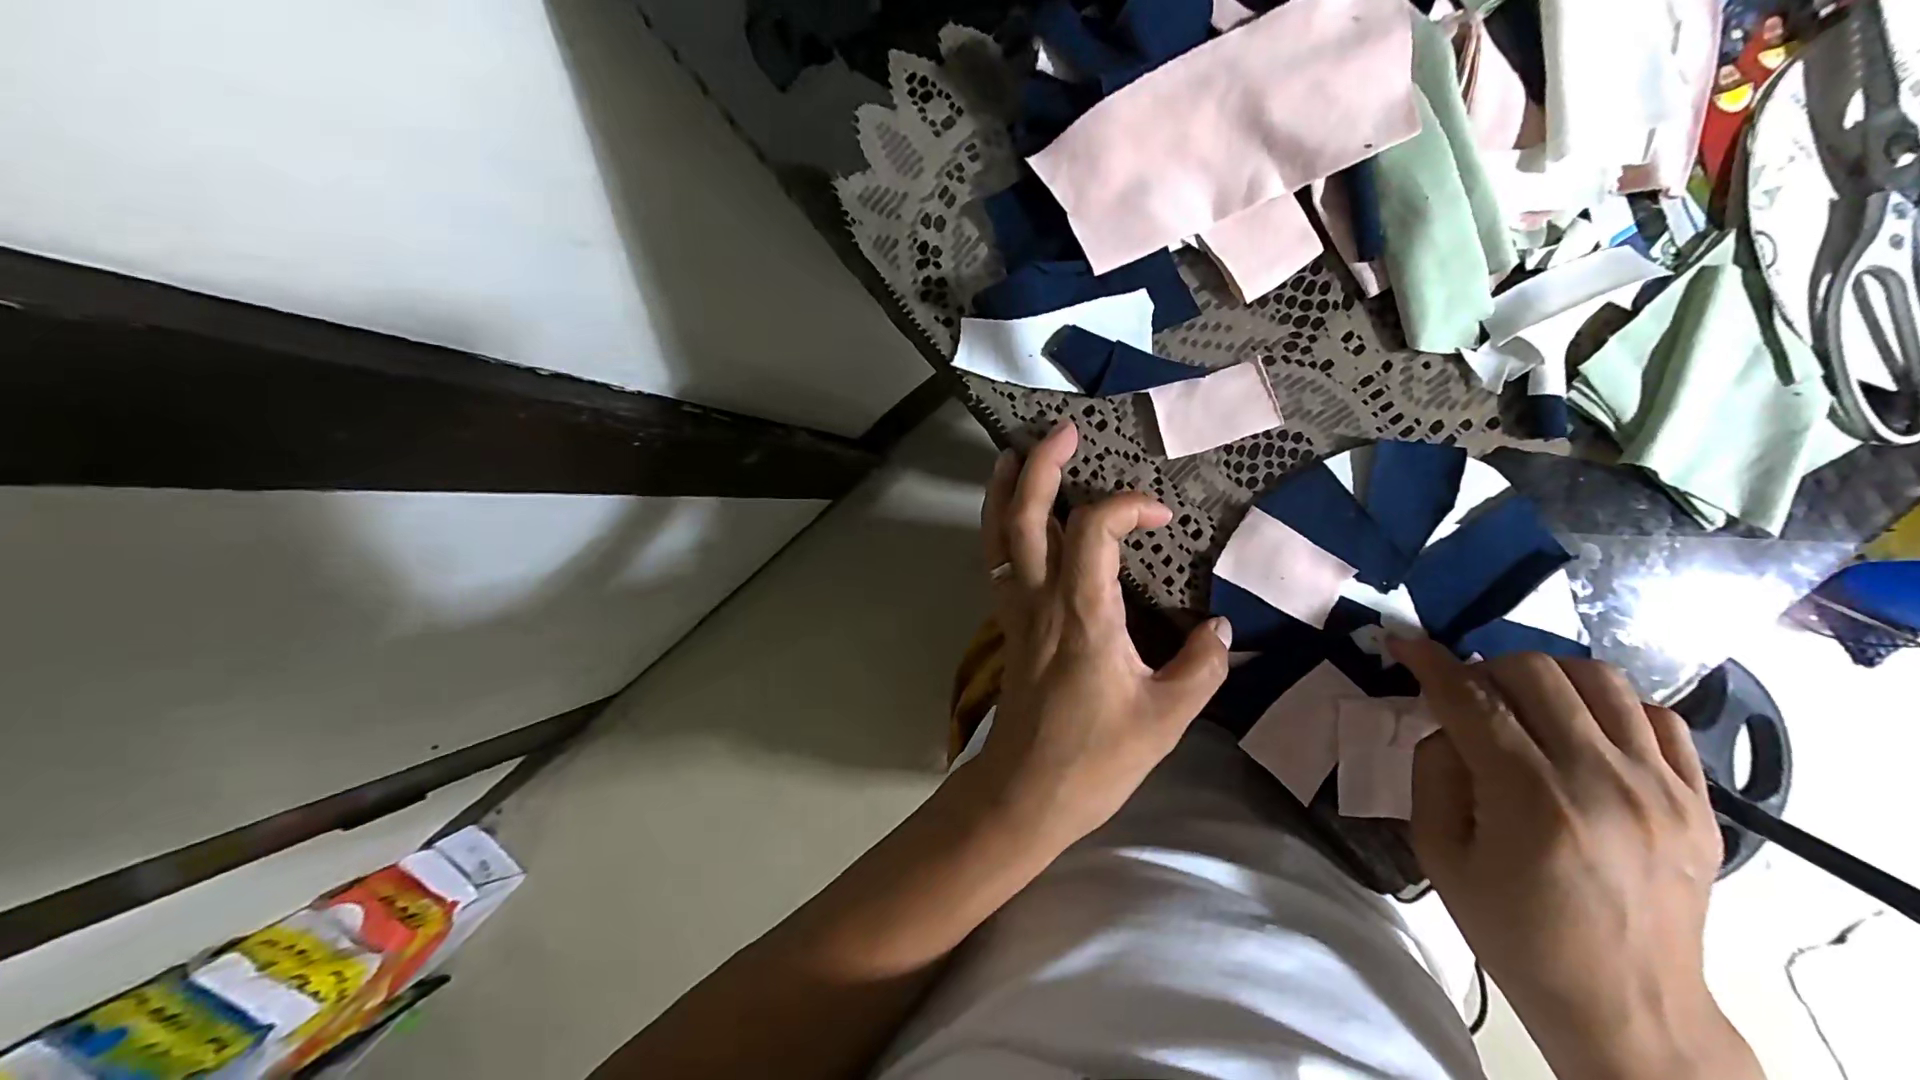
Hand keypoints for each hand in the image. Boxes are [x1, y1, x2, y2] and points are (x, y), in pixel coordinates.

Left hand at [970, 419, 1231, 845]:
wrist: (1026, 792)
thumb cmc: (1095, 757)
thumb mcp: (1166, 716)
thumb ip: (1201, 665)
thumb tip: (1220, 628)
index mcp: (1082, 612)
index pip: (1094, 529)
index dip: (1125, 506)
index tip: (1159, 515)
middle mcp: (1040, 599)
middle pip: (1025, 517)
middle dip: (1039, 467)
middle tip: (1059, 432)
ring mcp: (1016, 611)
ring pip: (998, 536)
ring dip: (1004, 490)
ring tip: (1014, 455)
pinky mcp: (1009, 626)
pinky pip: (998, 561)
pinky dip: (1001, 528)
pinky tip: (1012, 518)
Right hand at [1395, 640, 1761, 1079]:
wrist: (1626, 1003)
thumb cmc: (1513, 931)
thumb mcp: (1439, 853)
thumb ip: (1434, 773)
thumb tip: (1448, 724)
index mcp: (1531, 802)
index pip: (1471, 699)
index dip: (1430, 662)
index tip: (1404, 642)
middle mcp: (1603, 782)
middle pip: (1536, 673)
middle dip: (1484, 666)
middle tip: (1462, 691)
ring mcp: (1663, 790)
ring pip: (1601, 679)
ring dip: (1545, 676)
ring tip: (1521, 702)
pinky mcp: (1700, 802)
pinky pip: (1659, 717)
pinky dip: (1609, 705)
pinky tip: (1581, 729)